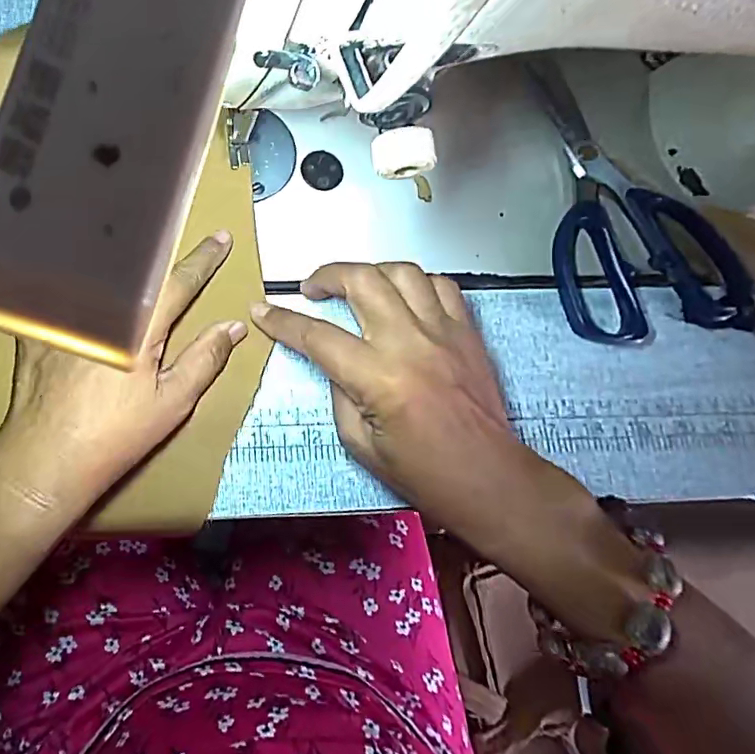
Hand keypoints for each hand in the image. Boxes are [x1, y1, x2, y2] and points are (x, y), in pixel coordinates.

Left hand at [0, 233, 248, 529]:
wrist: (47, 455)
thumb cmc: (113, 436)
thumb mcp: (172, 403)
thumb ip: (205, 359)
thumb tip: (232, 328)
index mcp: (139, 328)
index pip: (180, 282)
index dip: (204, 260)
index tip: (220, 240)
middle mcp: (100, 311)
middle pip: (138, 269)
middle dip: (161, 251)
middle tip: (174, 235)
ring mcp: (66, 315)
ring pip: (98, 274)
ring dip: (120, 261)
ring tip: (133, 250)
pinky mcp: (39, 324)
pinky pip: (60, 290)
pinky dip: (76, 281)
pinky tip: (77, 276)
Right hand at [249, 262, 646, 638]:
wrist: (492, 481)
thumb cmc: (423, 473)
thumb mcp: (358, 442)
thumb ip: (339, 391)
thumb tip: (332, 360)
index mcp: (379, 378)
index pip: (316, 335)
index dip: (281, 320)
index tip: (261, 310)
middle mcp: (411, 344)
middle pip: (361, 280)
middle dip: (326, 276)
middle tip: (312, 289)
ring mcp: (445, 333)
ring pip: (402, 272)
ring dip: (370, 272)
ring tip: (356, 286)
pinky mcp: (468, 333)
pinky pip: (441, 285)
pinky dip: (414, 282)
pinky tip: (402, 296)